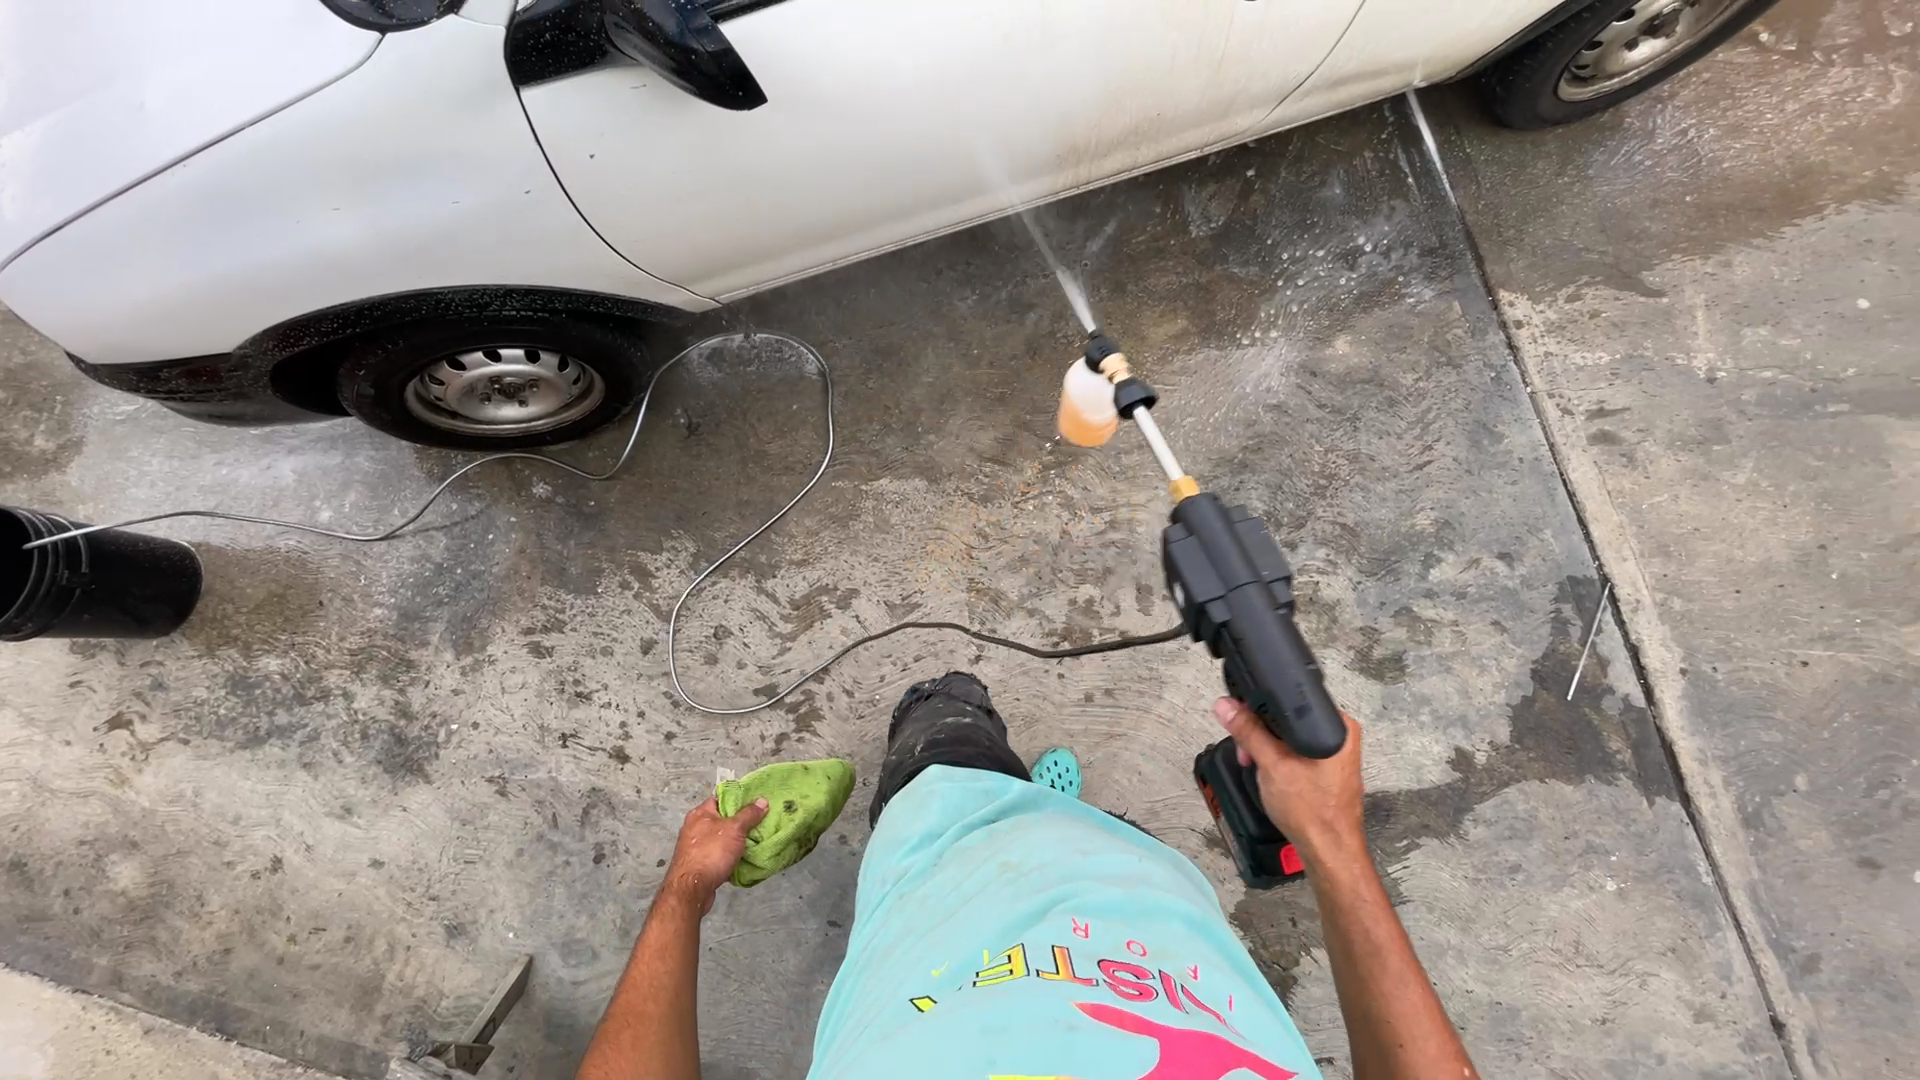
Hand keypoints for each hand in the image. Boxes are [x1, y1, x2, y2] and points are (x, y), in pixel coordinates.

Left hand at [661, 796, 767, 913]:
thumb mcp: (735, 828)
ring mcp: (695, 848)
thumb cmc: (711, 852)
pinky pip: (718, 855)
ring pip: (721, 839)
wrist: (692, 890)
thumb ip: (749, 814)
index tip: (756, 802)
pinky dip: (729, 856)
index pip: (721, 798)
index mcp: (700, 814)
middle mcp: (694, 828)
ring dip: (736, 841)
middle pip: (722, 819)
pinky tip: (743, 858)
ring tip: (756, 840)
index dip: (739, 799)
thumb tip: (762, 801)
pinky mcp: (698, 865)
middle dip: (740, 822)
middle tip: (759, 822)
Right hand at [1212, 698, 1364, 864]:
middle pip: (1286, 718)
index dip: (1259, 710)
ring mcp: (1334, 754)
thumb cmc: (1312, 812)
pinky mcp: (1326, 769)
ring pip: (1288, 736)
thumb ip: (1248, 731)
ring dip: (1266, 748)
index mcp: (1337, 726)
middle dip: (1260, 733)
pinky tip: (1270, 774)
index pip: (1290, 699)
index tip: (1243, 724)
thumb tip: (1227, 706)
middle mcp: (1340, 736)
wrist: (1328, 851)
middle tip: (1249, 753)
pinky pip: (1294, 752)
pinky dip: (1278, 759)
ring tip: (1257, 767)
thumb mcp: (1272, 764)